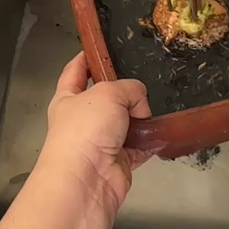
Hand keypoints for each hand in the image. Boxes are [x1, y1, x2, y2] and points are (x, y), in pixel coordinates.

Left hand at [38, 53, 153, 214]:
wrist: (86, 180)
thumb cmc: (84, 131)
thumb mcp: (107, 93)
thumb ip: (128, 88)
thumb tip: (139, 104)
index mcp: (68, 98)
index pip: (75, 72)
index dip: (86, 58)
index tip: (100, 48)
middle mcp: (83, 120)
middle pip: (108, 98)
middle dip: (125, 92)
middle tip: (142, 84)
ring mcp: (101, 142)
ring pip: (127, 121)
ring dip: (141, 117)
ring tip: (151, 111)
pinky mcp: (120, 161)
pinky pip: (140, 145)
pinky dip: (151, 140)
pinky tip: (161, 132)